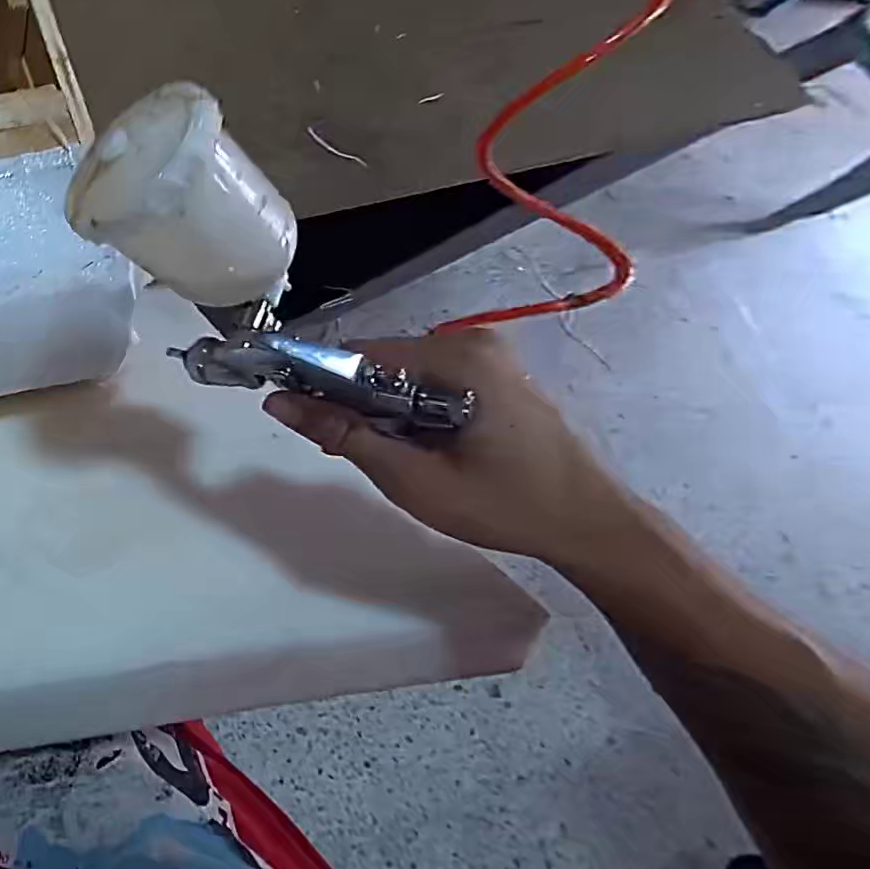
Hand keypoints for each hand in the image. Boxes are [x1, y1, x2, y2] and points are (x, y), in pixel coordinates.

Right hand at [264, 328, 654, 567]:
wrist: (594, 527)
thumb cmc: (504, 506)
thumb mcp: (410, 477)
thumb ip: (340, 434)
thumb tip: (275, 402)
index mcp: (456, 357)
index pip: (356, 354)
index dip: (318, 384)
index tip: (301, 417)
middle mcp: (469, 341)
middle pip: (373, 361)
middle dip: (349, 401)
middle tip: (350, 447)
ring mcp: (483, 353)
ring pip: (392, 371)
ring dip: (373, 407)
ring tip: (386, 451)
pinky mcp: (488, 369)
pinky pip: (418, 377)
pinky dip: (400, 405)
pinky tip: (411, 441)